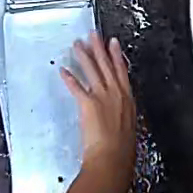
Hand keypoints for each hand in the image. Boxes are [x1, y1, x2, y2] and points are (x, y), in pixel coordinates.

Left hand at [62, 33, 136, 181]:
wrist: (113, 158)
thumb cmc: (123, 149)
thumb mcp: (128, 126)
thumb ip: (122, 114)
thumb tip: (118, 113)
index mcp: (128, 99)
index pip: (122, 71)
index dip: (117, 55)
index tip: (113, 42)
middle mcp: (116, 94)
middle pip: (106, 65)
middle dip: (99, 48)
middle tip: (93, 34)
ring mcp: (102, 97)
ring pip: (92, 70)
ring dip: (83, 56)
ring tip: (77, 44)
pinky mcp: (88, 103)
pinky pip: (76, 87)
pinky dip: (69, 78)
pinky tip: (63, 69)